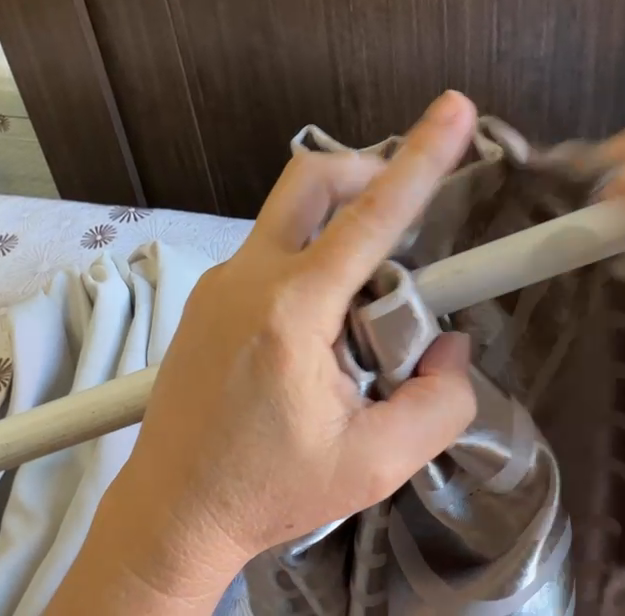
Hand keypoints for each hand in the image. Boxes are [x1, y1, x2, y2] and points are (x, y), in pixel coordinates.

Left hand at [63, 91, 479, 612]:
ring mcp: (222, 281)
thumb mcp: (374, 466)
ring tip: (367, 304)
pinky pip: (273, 250)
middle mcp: (251, 277)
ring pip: (292, 215)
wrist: (169, 515)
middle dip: (368, 171)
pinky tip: (322, 329)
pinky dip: (312, 261)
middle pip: (313, 179)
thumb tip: (452, 348)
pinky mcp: (209, 295)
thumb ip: (438, 405)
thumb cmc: (268, 491)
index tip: (455, 108)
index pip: (370, 217)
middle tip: (405, 213)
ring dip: (342, 229)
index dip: (422, 158)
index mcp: (292, 311)